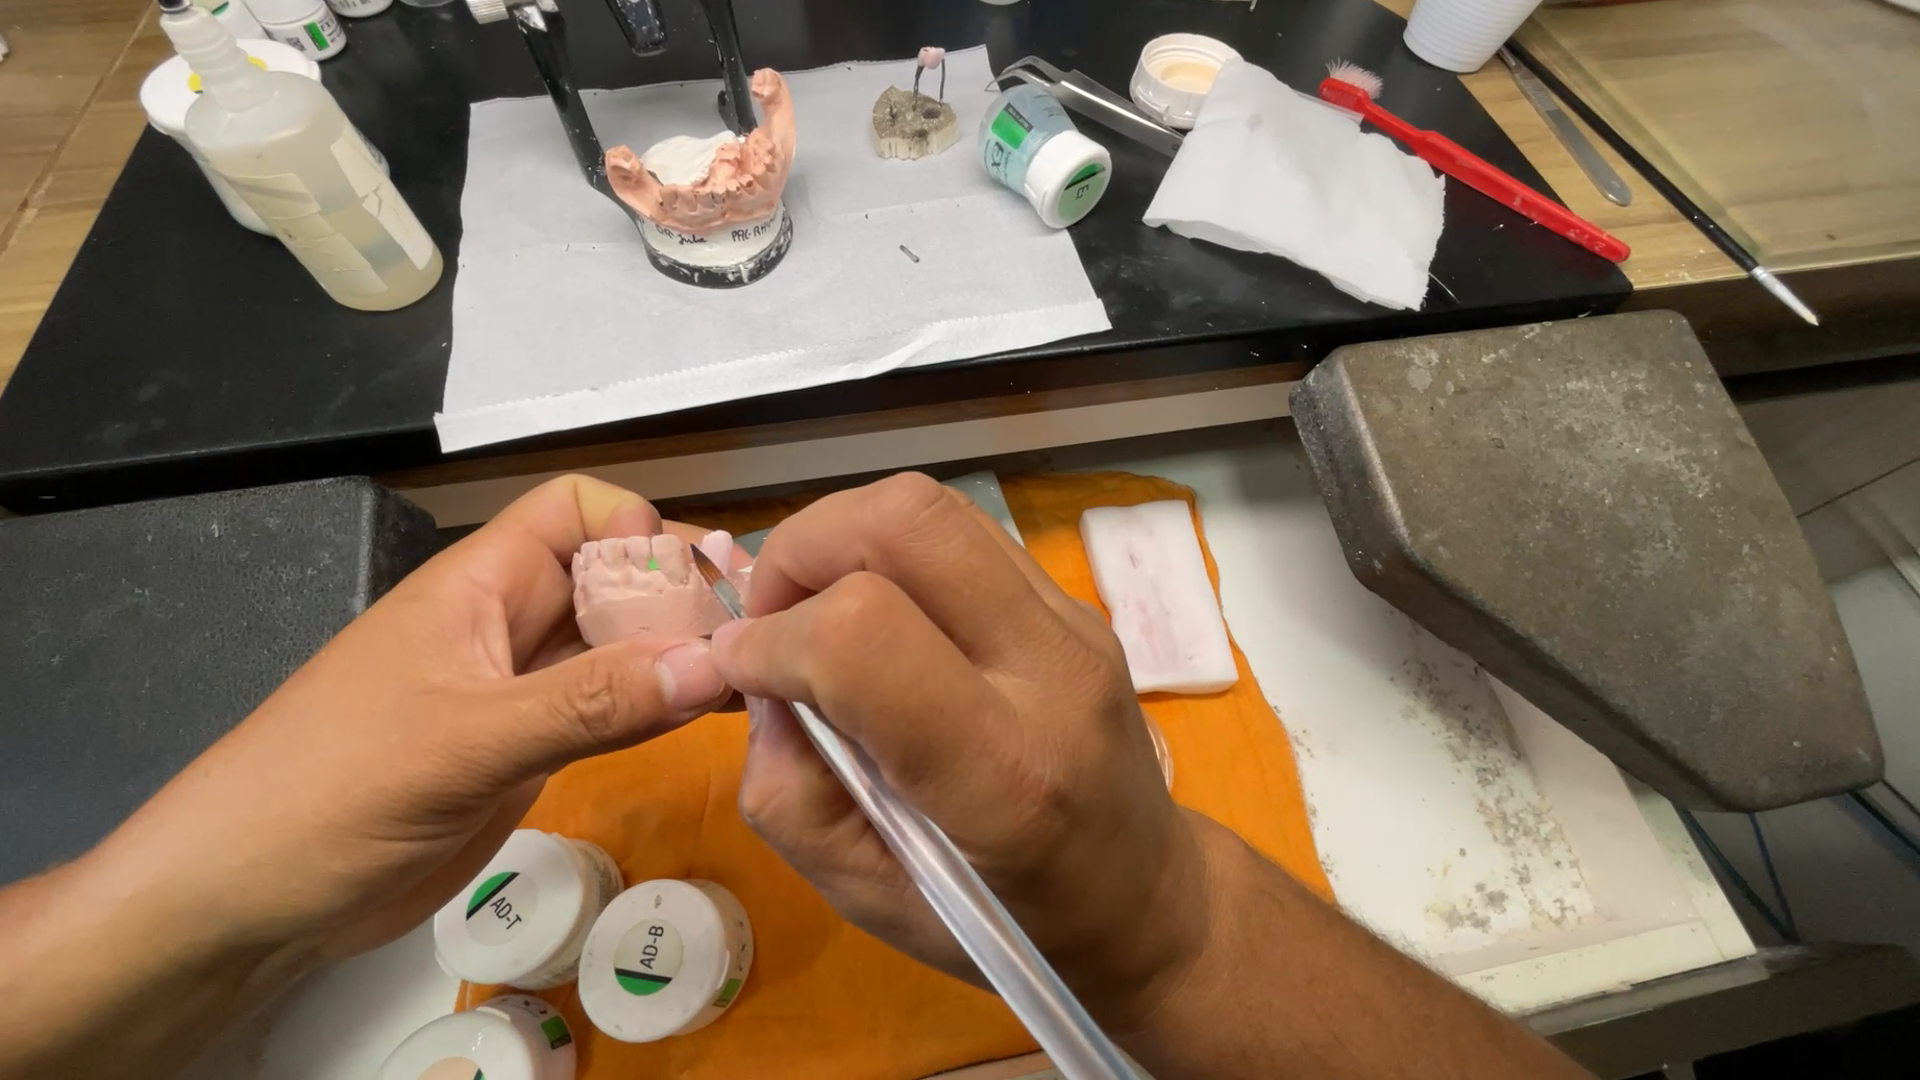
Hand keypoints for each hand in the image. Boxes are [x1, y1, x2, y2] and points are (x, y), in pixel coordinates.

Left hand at [83, 476, 733, 962]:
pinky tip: (711, 714)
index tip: (686, 578)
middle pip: (616, 575)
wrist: (243, 911)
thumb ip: (590, 702)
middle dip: (682, 589)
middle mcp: (515, 623)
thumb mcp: (464, 741)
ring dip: (684, 650)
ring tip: (751, 670)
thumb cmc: (327, 795)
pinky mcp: (540, 742)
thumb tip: (709, 664)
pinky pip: (618, 705)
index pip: (575, 509)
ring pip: (625, 643)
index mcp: (483, 585)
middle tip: (753, 626)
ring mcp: (530, 686)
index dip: (634, 526)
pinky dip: (665, 703)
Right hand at [709, 473, 1211, 1029]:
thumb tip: (766, 684)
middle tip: (776, 614)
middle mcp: (1051, 671)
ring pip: (935, 509)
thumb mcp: (870, 899)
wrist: (1142, 891)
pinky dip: (890, 549)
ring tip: (818, 604)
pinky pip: (962, 532)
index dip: (774, 639)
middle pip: (908, 524)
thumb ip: (790, 794)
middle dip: (805, 548)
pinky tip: (880, 608)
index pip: (863, 638)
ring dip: (844, 537)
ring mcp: (1073, 621)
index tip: (743, 669)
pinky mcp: (1072, 602)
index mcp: (1004, 774)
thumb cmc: (1011, 921)